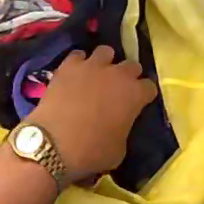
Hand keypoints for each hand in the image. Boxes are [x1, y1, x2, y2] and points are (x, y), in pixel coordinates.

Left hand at [25, 46, 158, 184]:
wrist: (53, 144)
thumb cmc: (92, 152)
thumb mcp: (120, 149)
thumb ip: (125, 128)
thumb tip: (119, 123)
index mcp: (135, 94)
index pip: (150, 87)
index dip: (144, 95)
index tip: (139, 103)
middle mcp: (118, 74)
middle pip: (132, 65)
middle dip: (129, 75)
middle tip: (120, 89)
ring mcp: (92, 66)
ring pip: (106, 52)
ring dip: (106, 62)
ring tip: (98, 75)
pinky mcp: (68, 65)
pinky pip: (78, 55)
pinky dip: (79, 63)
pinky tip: (76, 73)